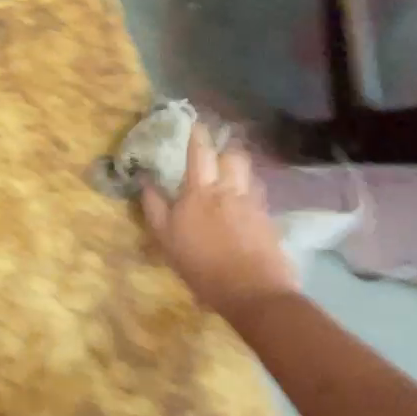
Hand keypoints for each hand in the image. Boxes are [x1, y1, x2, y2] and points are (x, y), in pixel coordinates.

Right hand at [141, 123, 299, 319]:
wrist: (254, 294)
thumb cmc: (202, 265)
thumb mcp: (165, 238)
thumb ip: (154, 206)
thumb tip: (145, 180)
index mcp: (200, 191)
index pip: (200, 152)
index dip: (198, 134)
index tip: (196, 122)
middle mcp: (230, 191)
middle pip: (233, 156)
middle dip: (226, 148)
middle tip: (218, 148)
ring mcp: (254, 206)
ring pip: (250, 174)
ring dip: (241, 169)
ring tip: (234, 172)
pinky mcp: (270, 223)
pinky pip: (261, 197)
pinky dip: (253, 193)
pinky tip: (247, 203)